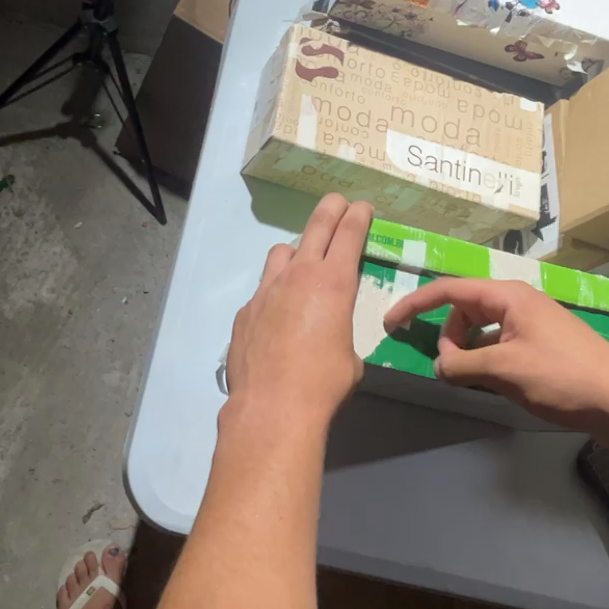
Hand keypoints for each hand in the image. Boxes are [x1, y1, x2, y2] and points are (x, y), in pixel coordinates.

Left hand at [224, 194, 373, 429]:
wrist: (273, 405)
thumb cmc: (325, 382)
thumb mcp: (351, 356)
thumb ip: (342, 332)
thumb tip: (333, 339)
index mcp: (333, 282)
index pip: (348, 233)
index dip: (358, 216)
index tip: (362, 207)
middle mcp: (298, 276)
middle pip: (316, 227)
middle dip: (331, 210)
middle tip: (338, 203)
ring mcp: (266, 290)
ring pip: (282, 252)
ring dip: (297, 252)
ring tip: (304, 265)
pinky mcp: (246, 310)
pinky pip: (264, 289)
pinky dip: (275, 292)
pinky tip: (278, 316)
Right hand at [382, 277, 608, 433]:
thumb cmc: (561, 377)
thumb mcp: (502, 371)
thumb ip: (461, 365)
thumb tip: (440, 365)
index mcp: (507, 296)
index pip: (448, 290)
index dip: (415, 304)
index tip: (391, 324)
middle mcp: (518, 302)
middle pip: (464, 309)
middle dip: (449, 337)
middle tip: (450, 369)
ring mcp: (532, 323)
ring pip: (482, 330)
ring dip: (468, 352)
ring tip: (472, 379)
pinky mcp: (543, 345)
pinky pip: (500, 344)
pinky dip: (487, 360)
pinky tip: (493, 383)